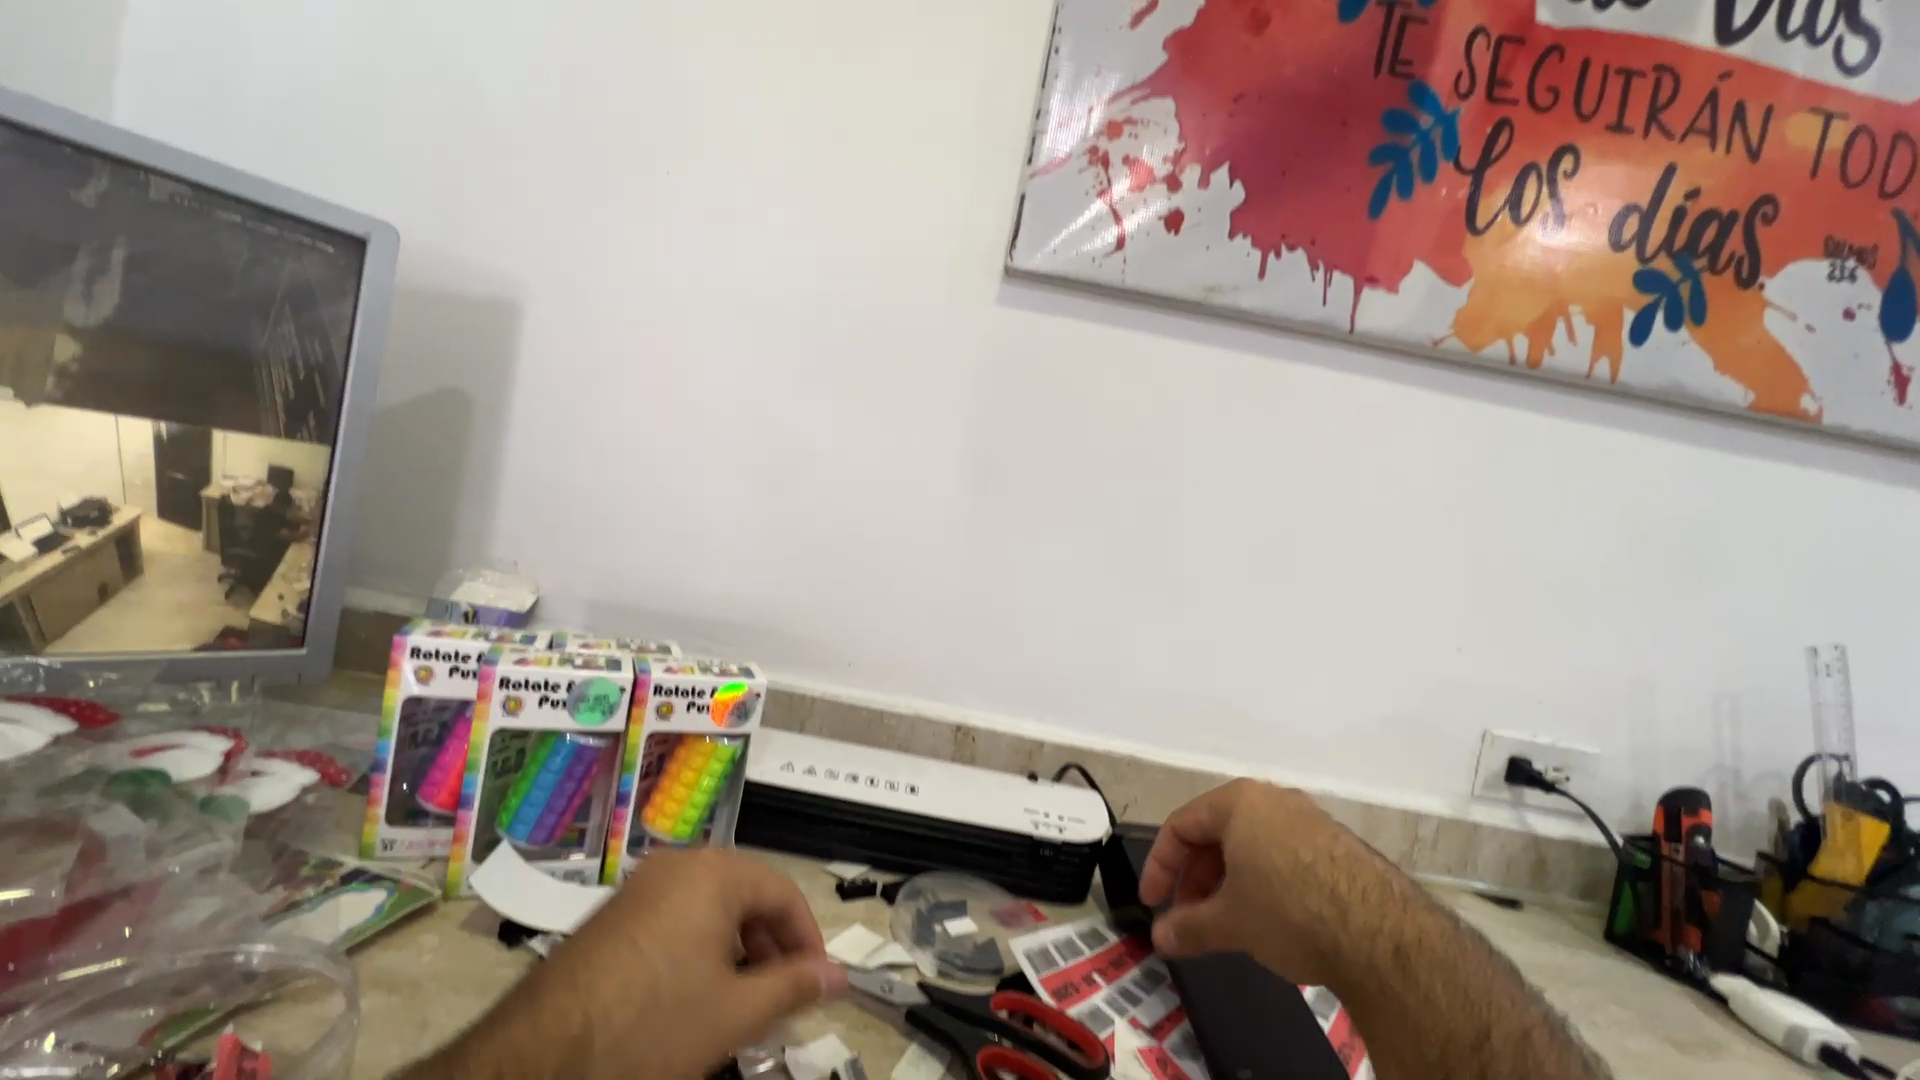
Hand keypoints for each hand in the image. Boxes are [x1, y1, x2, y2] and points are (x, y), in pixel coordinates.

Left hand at [417, 849, 847, 1079]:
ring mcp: (639, 889)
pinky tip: (694, 997)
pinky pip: (674, 920)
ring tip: (740, 1003)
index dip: (808, 939)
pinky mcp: (612, 917)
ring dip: (736, 951)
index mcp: (714, 873)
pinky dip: (698, 952)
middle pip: (746, 896)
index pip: (783, 893)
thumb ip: (795, 987)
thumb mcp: (735, 1012)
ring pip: (709, 910)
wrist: (535, 1060)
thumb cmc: (652, 1026)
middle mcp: (678, 866)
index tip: (818, 983)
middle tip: (781, 998)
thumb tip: (839, 975)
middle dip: (771, 947)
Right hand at [1138, 780, 1389, 986]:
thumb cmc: (1289, 912)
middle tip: (1186, 919)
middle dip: (1195, 880)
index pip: (1180, 826)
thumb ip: (1187, 928)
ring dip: (1226, 883)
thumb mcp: (1229, 923)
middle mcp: (1273, 799)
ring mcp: (1310, 819)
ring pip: (1250, 846)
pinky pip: (1282, 855)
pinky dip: (1261, 882)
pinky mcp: (1338, 845)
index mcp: (1239, 801)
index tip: (1152, 904)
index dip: (1159, 867)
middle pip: (1215, 834)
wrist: (1385, 938)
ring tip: (1224, 924)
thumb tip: (1160, 939)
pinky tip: (1266, 919)